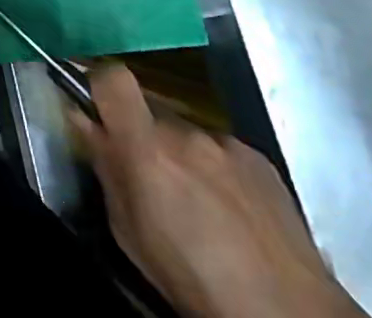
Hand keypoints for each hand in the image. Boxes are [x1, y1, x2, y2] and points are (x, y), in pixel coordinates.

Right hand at [72, 64, 367, 317]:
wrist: (285, 309)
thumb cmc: (192, 280)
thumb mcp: (128, 233)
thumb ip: (106, 169)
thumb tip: (86, 125)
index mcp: (148, 148)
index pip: (113, 77)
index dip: (98, 83)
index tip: (95, 106)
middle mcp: (187, 132)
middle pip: (151, 113)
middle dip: (143, 139)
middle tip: (148, 184)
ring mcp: (226, 141)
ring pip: (187, 135)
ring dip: (181, 159)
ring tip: (195, 209)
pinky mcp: (257, 156)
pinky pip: (221, 152)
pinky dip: (215, 172)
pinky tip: (227, 215)